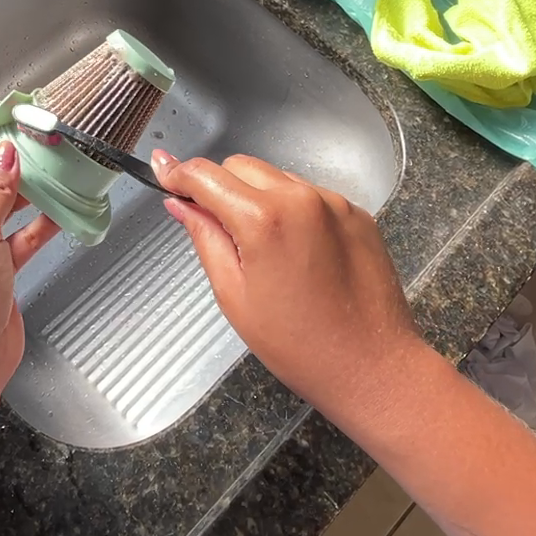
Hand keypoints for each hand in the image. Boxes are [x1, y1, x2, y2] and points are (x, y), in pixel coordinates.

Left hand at [0, 140, 57, 399]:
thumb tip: (6, 151)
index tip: (6, 138)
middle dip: (10, 168)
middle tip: (43, 153)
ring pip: (6, 208)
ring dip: (30, 195)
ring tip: (58, 178)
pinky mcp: (0, 269)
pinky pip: (22, 237)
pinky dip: (40, 226)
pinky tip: (62, 214)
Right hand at [151, 151, 418, 423]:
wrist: (375, 368)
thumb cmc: (296, 344)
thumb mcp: (234, 296)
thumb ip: (204, 238)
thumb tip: (179, 203)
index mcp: (263, 218)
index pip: (206, 175)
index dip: (177, 172)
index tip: (160, 170)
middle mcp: (300, 196)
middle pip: (240, 166)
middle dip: (218, 186)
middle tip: (212, 222)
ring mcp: (333, 201)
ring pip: (275, 176)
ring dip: (255, 195)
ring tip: (261, 243)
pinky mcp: (356, 212)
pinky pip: (308, 193)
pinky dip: (290, 207)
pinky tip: (295, 248)